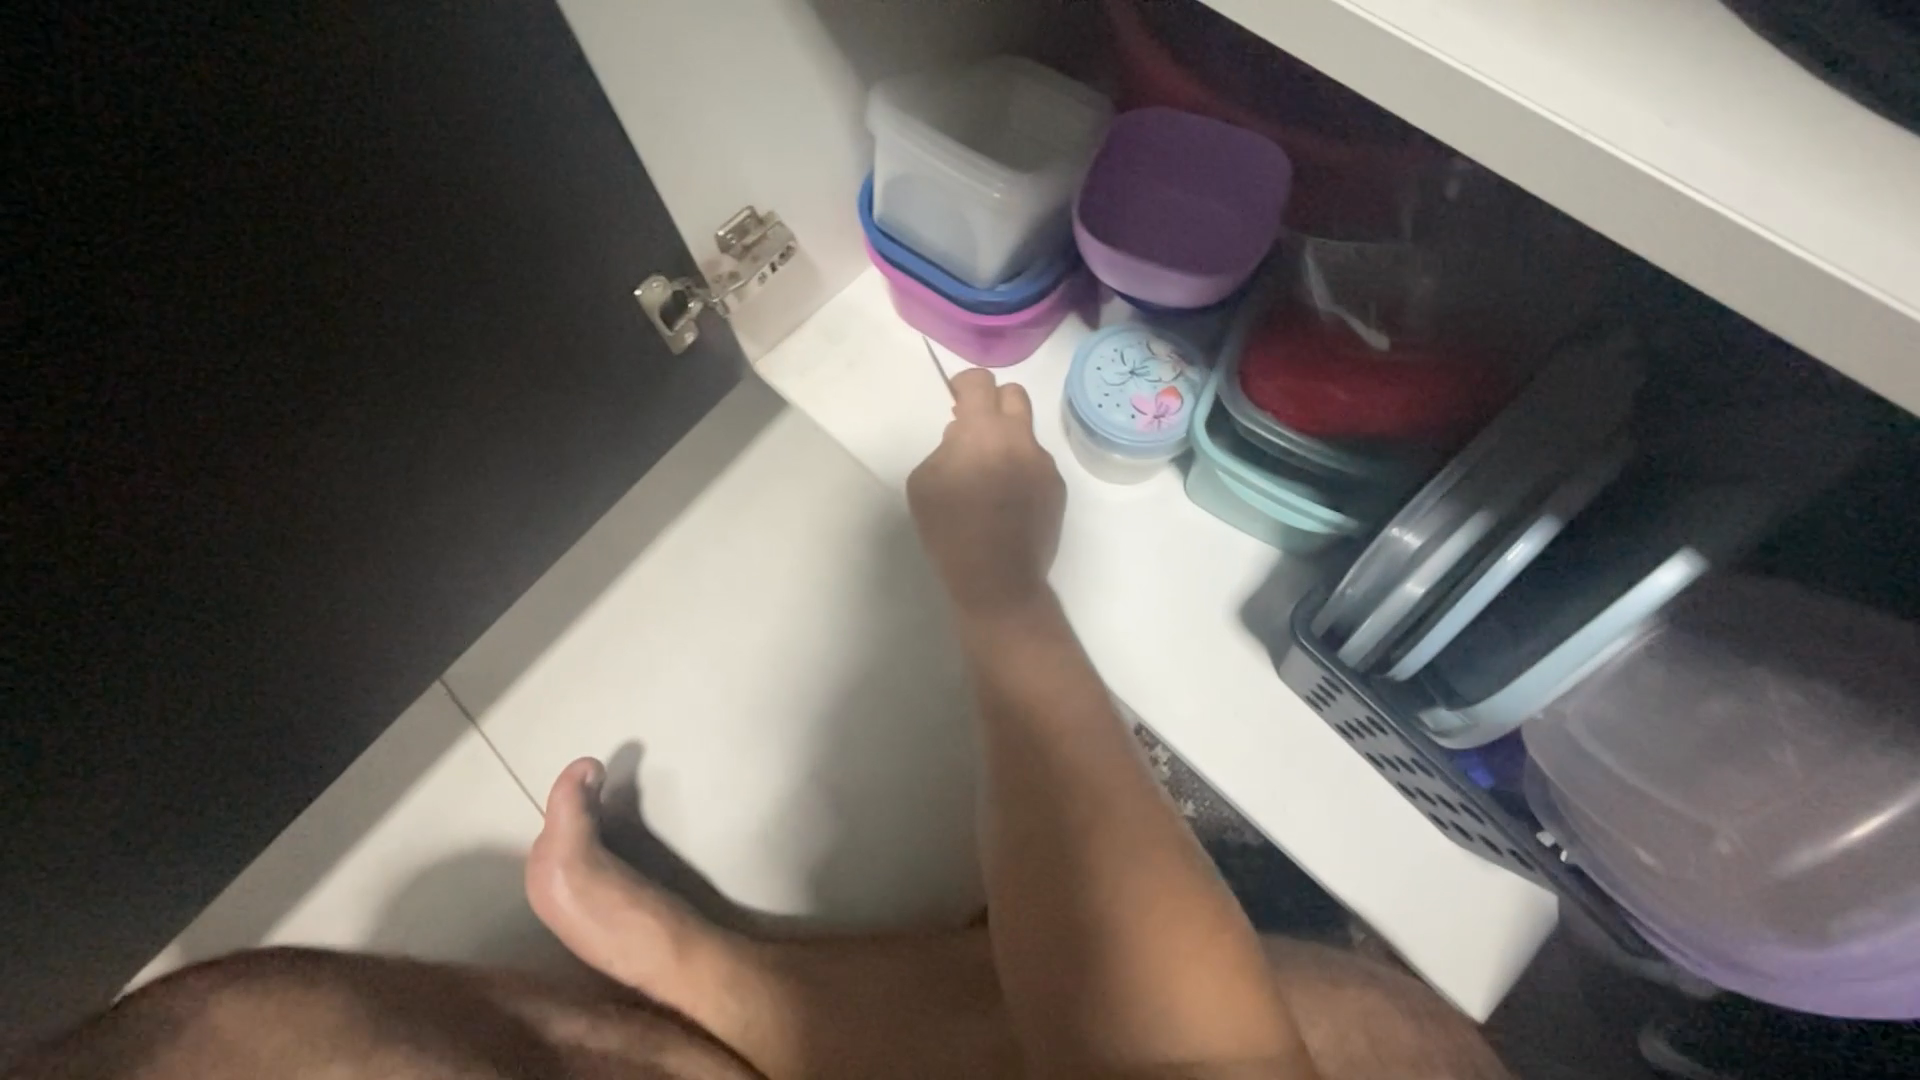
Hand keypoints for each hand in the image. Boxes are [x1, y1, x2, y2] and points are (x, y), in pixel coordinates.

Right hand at [907, 368, 1066, 617]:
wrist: (997, 579)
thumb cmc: (950, 531)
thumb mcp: (923, 483)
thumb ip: (944, 450)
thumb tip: (963, 441)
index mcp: (983, 432)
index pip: (980, 382)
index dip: (964, 385)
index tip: (955, 401)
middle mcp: (1020, 439)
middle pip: (1014, 394)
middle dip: (993, 403)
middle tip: (975, 430)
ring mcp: (1044, 464)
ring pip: (1026, 434)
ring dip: (1007, 442)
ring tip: (989, 478)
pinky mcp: (1057, 488)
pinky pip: (1036, 464)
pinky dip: (1021, 471)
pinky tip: (1008, 502)